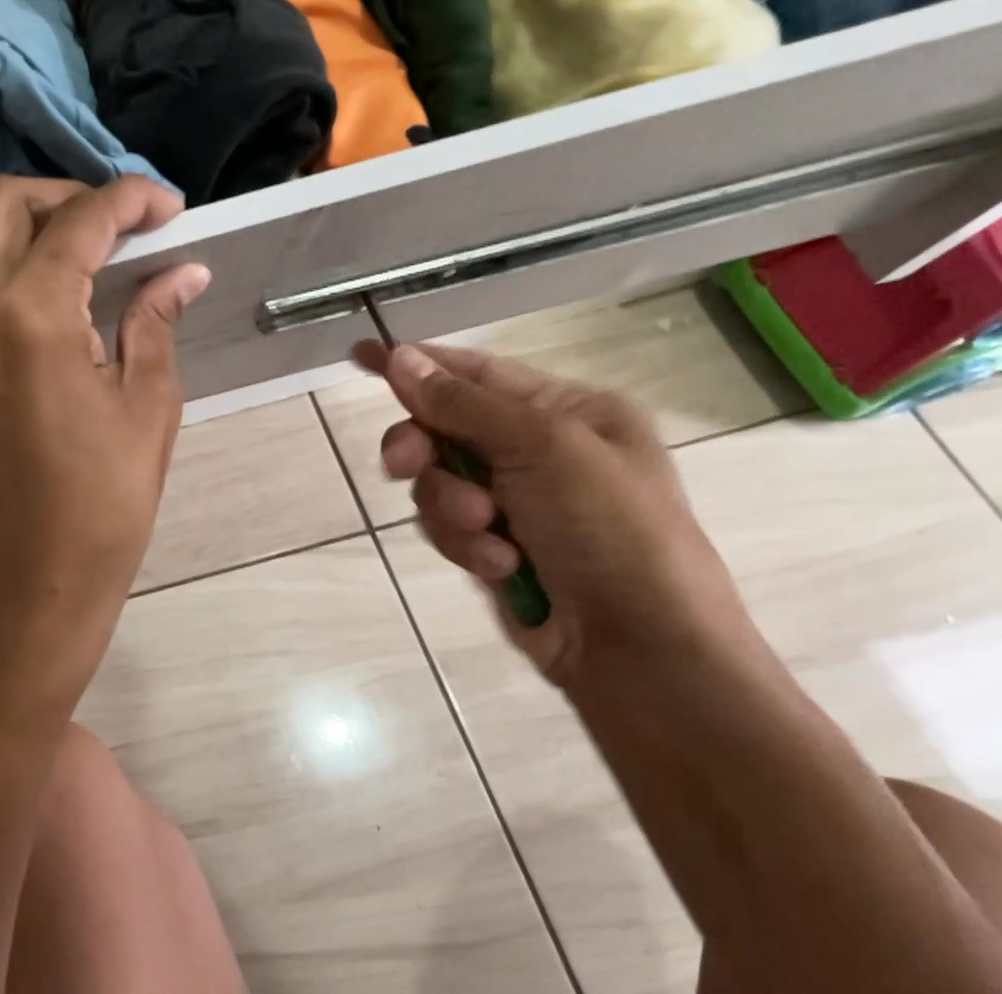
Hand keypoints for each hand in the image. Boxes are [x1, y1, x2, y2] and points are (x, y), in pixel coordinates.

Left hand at [0, 175, 209, 704]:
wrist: (39, 566)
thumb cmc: (106, 496)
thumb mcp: (149, 404)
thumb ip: (155, 320)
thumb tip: (183, 268)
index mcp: (35, 315)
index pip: (82, 219)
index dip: (131, 198)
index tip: (167, 208)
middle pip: (4, 201)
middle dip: (65, 196)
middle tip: (112, 228)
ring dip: (2, 222)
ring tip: (49, 251)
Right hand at [357, 340, 757, 687]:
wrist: (640, 645)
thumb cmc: (611, 528)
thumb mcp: (544, 448)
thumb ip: (464, 404)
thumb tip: (401, 358)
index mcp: (567, 410)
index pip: (475, 371)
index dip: (418, 363)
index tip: (361, 356)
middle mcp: (538, 449)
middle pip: (443, 427)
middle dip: (422, 448)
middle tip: (403, 464)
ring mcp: (515, 502)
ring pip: (436, 482)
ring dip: (452, 507)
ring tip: (488, 532)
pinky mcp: (494, 547)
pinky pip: (447, 527)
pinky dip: (466, 544)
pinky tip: (501, 566)